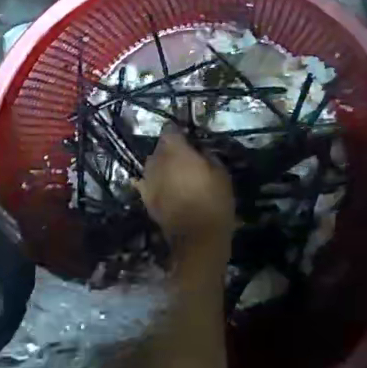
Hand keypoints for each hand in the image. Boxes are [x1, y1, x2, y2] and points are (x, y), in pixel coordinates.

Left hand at [138, 130, 233, 267]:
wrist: (197, 238)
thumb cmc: (213, 202)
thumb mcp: (221, 173)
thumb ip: (208, 156)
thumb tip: (200, 151)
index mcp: (175, 150)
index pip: (170, 129)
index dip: (179, 131)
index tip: (188, 138)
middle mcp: (156, 160)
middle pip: (160, 146)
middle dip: (171, 149)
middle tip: (185, 157)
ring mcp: (148, 179)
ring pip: (153, 163)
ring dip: (162, 165)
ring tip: (175, 173)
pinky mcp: (145, 197)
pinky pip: (147, 182)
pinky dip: (153, 181)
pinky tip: (161, 185)